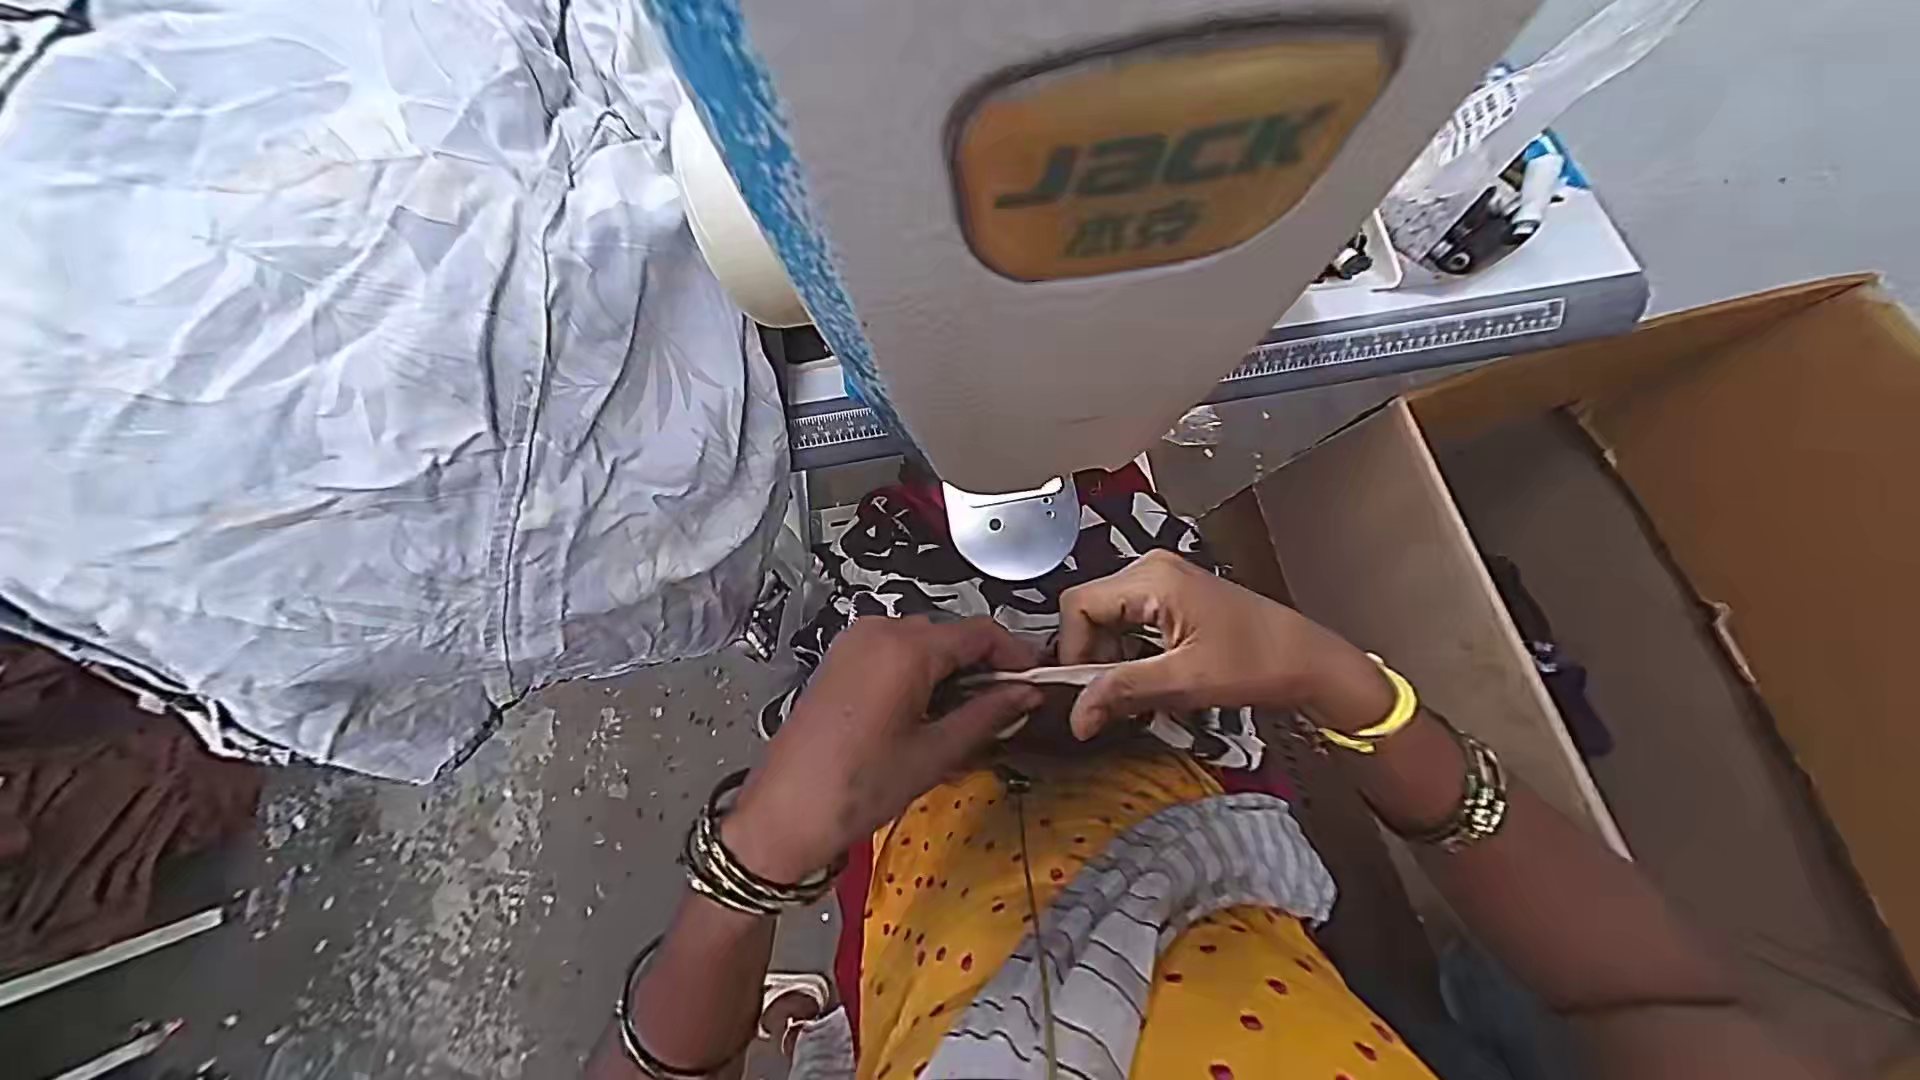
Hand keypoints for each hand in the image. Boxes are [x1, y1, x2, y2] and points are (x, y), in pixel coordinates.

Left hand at [723, 616, 1042, 882]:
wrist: (782, 813)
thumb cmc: (857, 787)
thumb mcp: (934, 753)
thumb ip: (987, 714)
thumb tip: (1026, 693)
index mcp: (906, 648)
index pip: (980, 632)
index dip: (1015, 654)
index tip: (1034, 679)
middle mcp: (879, 630)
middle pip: (951, 634)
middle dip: (982, 665)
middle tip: (1005, 706)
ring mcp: (856, 641)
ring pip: (924, 642)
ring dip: (951, 670)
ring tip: (964, 716)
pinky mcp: (842, 656)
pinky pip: (895, 650)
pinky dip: (920, 671)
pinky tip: (925, 710)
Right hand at [1057, 550, 1392, 738]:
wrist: (1311, 661)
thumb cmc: (1262, 662)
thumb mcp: (1186, 682)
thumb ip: (1124, 692)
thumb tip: (1077, 716)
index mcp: (1152, 578)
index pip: (1078, 605)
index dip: (1071, 650)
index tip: (1084, 690)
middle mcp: (1150, 569)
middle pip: (1088, 610)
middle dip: (1091, 656)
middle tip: (1108, 696)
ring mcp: (1159, 579)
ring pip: (1104, 617)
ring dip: (1108, 658)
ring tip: (1131, 690)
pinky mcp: (1168, 594)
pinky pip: (1125, 620)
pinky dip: (1125, 652)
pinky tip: (1144, 676)